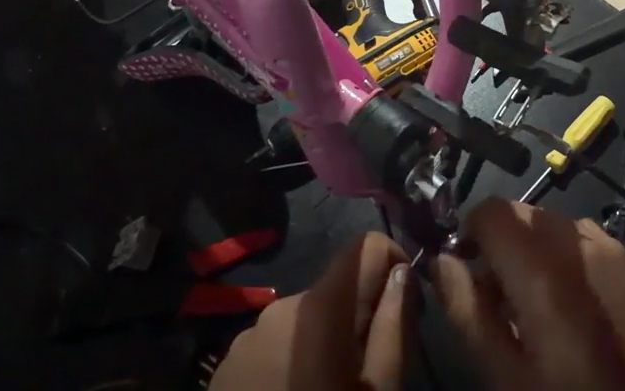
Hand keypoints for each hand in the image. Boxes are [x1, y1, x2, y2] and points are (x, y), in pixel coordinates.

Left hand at [209, 231, 416, 390]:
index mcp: (320, 308)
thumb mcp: (381, 390)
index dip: (391, 265)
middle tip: (366, 371)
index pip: (365, 247)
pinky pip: (270, 347)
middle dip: (358, 316)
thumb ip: (395, 325)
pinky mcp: (223, 369)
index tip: (401, 307)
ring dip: (322, 343)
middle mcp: (279, 308)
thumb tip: (400, 273)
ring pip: (303, 321)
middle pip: (335, 290)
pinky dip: (289, 363)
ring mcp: (245, 339)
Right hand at [434, 200, 624, 390]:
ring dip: (535, 248)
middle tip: (496, 294)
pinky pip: (588, 242)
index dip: (470, 233)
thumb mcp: (506, 375)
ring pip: (556, 224)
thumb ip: (468, 312)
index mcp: (544, 267)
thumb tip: (444, 261)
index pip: (492, 210)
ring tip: (534, 303)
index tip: (466, 267)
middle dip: (501, 241)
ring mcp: (614, 251)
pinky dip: (567, 257)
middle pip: (525, 213)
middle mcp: (580, 244)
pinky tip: (572, 304)